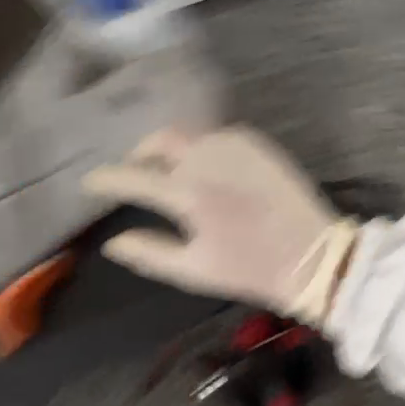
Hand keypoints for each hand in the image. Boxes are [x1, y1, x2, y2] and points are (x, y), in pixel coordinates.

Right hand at [84, 128, 358, 323]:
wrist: (313, 254)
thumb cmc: (250, 269)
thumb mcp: (193, 271)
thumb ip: (149, 253)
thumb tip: (112, 242)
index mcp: (189, 194)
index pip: (134, 178)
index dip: (107, 179)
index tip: (91, 182)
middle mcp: (209, 160)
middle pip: (161, 140)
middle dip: (141, 152)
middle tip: (135, 171)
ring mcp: (237, 147)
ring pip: (191, 134)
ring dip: (173, 148)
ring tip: (168, 170)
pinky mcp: (259, 144)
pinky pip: (219, 135)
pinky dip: (203, 146)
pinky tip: (205, 167)